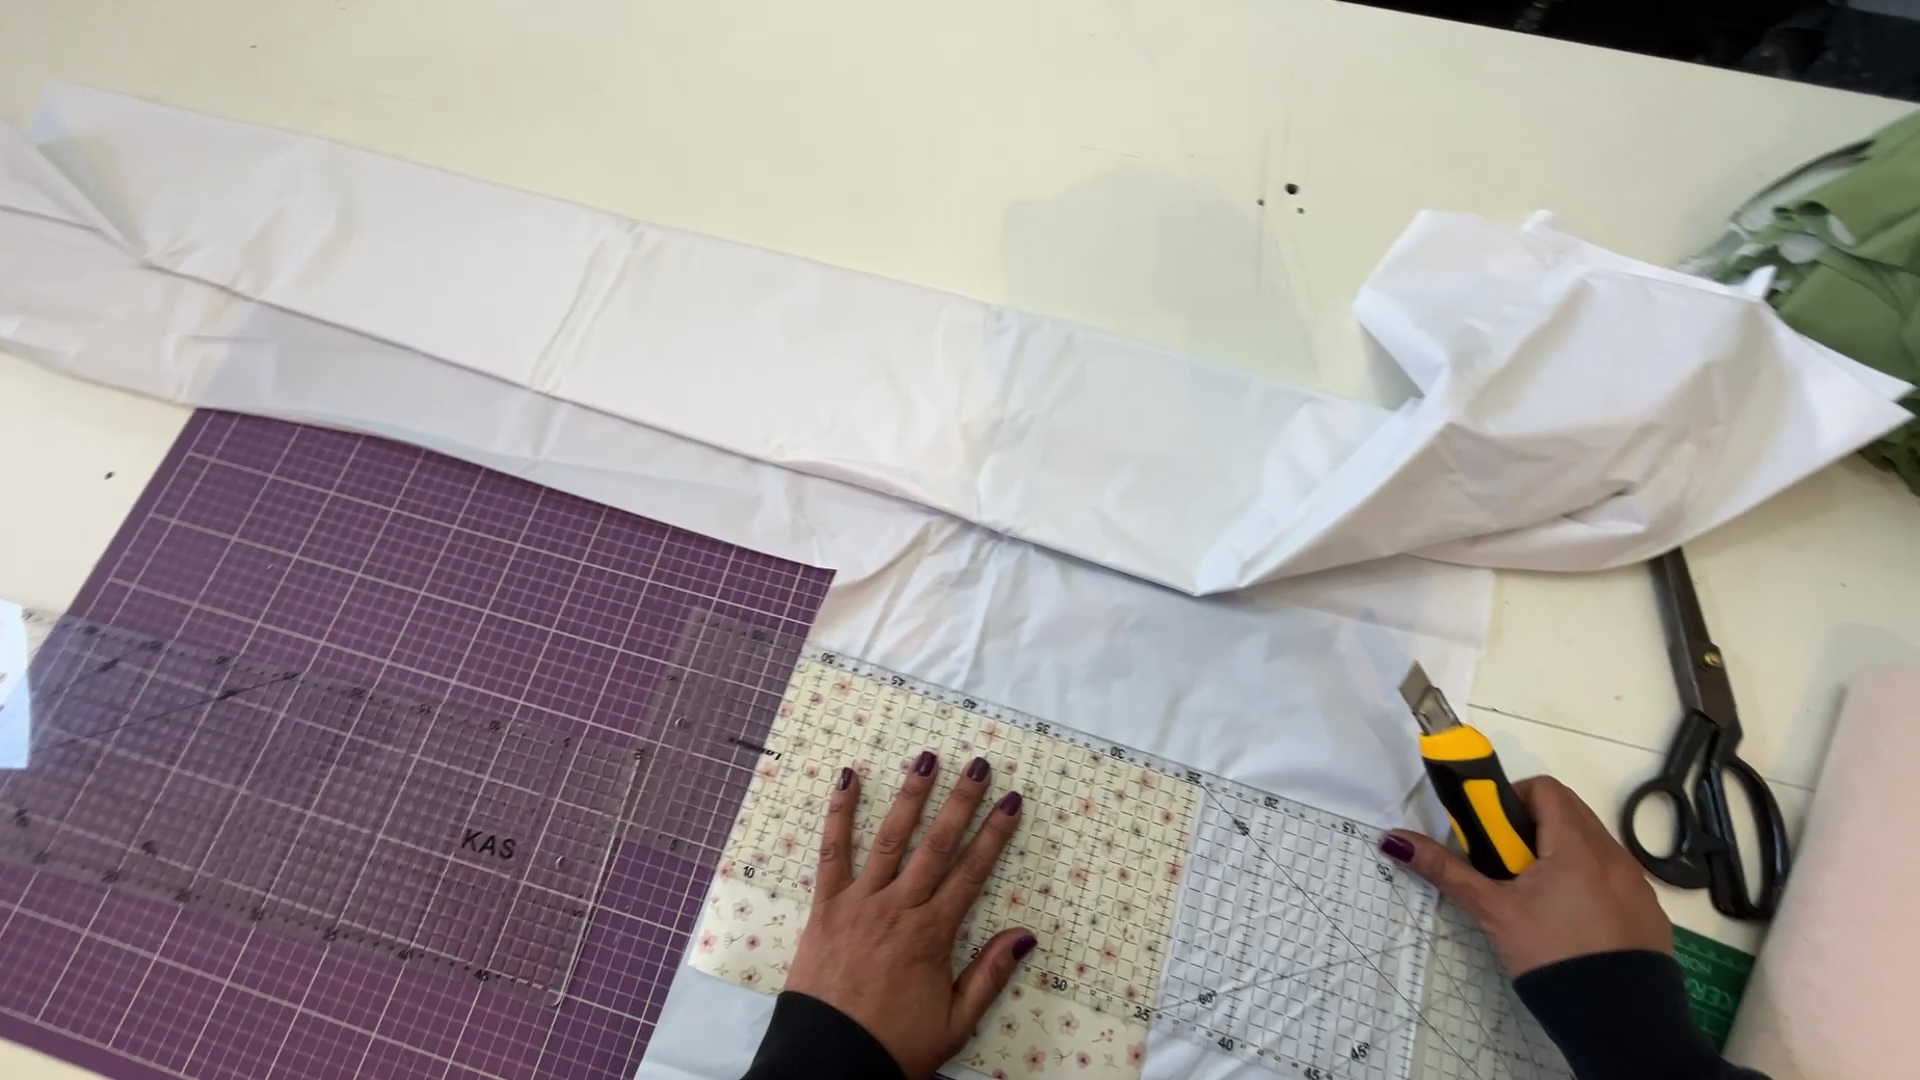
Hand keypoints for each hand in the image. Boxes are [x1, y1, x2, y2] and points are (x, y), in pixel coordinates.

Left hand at [785, 751, 1033, 1079]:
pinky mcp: (826, 903)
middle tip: (979, 765)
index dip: (995, 834)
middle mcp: (898, 907)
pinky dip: (840, 813)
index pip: (972, 872)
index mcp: (932, 933)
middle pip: (937, 844)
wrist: (827, 1065)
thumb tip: (1026, 934)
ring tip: (927, 758)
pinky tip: (848, 778)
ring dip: (911, 796)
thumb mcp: (954, 1022)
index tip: (1012, 801)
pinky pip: (832, 852)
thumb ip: (989, 975)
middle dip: (961, 801)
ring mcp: (860, 900)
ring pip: (890, 838)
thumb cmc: (895, 1045)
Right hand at [1382, 775, 1670, 975]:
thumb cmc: (1552, 955)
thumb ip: (1444, 869)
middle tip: (1503, 859)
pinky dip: (1583, 876)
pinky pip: (1610, 873)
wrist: (1625, 1029)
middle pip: (1566, 810)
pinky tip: (1566, 916)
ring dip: (1555, 849)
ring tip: (1531, 890)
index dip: (1510, 797)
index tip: (1491, 829)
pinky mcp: (1648, 912)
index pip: (1543, 788)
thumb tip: (1393, 839)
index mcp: (1577, 847)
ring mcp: (1636, 885)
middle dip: (1528, 823)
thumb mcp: (1492, 910)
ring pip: (1589, 842)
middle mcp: (1613, 856)